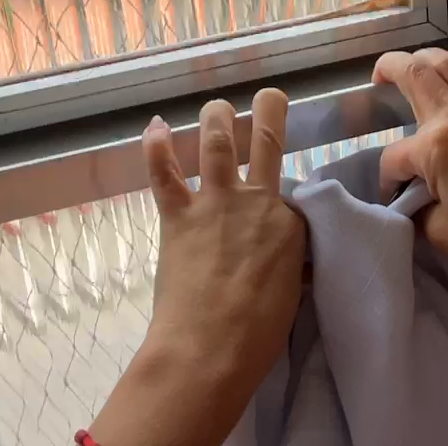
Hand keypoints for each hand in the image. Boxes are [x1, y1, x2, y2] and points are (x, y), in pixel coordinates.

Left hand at [90, 90, 305, 445]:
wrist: (209, 351)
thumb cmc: (257, 333)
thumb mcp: (293, 292)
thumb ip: (289, 260)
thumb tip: (283, 255)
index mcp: (290, 222)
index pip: (292, 193)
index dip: (285, 196)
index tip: (280, 209)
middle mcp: (256, 199)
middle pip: (267, 140)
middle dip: (269, 110)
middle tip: (267, 97)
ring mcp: (215, 202)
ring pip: (217, 141)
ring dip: (217, 117)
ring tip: (217, 107)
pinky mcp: (178, 215)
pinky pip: (164, 175)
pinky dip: (157, 148)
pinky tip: (155, 126)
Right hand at [376, 48, 447, 287]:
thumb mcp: (445, 234)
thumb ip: (417, 212)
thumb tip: (410, 200)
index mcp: (436, 146)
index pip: (395, 156)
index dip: (387, 178)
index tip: (393, 197)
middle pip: (414, 73)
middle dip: (388, 69)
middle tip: (377, 78)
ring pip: (446, 60)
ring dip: (422, 58)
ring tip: (411, 67)